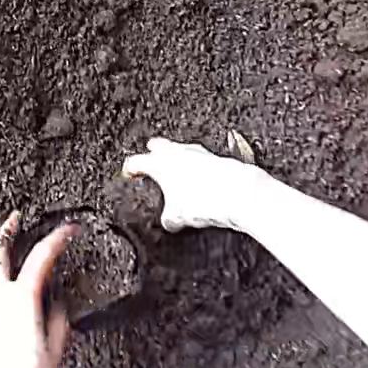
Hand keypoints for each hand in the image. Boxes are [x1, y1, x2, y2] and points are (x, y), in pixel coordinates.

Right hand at [121, 137, 270, 232]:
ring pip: (179, 150)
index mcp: (159, 162)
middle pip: (157, 147)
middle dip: (152, 154)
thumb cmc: (203, 199)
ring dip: (176, 159)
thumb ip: (169, 217)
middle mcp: (176, 152)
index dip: (129, 168)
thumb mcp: (177, 216)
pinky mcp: (214, 157)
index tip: (128, 173)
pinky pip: (198, 159)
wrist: (239, 192)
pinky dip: (195, 166)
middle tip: (149, 162)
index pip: (135, 161)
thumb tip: (170, 221)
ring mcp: (197, 152)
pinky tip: (199, 179)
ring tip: (176, 173)